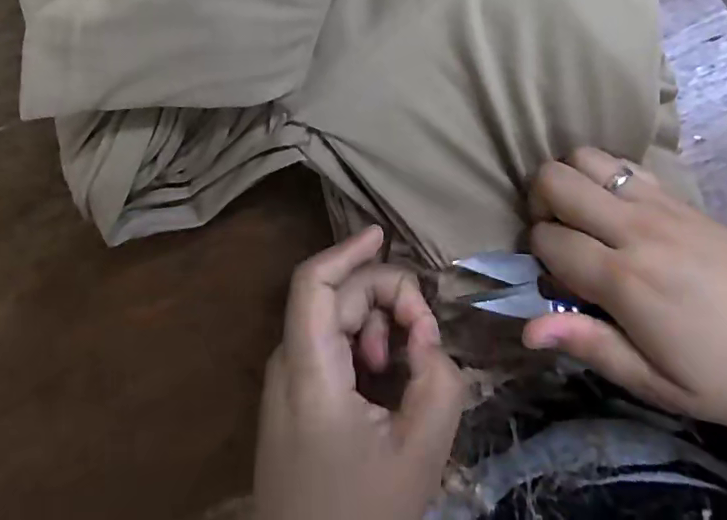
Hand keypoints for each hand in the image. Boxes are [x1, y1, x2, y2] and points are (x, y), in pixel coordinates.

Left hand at [254, 227, 467, 519]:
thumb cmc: (363, 511)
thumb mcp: (420, 449)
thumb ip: (439, 379)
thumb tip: (427, 337)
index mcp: (309, 370)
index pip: (314, 282)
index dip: (348, 249)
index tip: (383, 234)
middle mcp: (289, 364)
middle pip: (337, 297)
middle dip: (387, 299)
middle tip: (425, 338)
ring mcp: (287, 381)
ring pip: (337, 320)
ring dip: (379, 325)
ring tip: (404, 368)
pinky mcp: (294, 397)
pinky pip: (332, 347)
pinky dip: (366, 346)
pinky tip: (386, 379)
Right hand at [522, 148, 726, 440]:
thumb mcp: (657, 385)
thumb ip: (590, 345)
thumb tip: (526, 328)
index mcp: (626, 280)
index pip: (548, 238)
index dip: (536, 255)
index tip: (553, 281)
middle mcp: (637, 228)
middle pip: (556, 179)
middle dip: (540, 203)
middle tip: (557, 240)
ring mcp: (661, 205)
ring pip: (585, 157)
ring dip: (570, 181)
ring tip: (582, 219)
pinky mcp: (682, 198)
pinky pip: (624, 163)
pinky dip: (604, 176)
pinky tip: (617, 212)